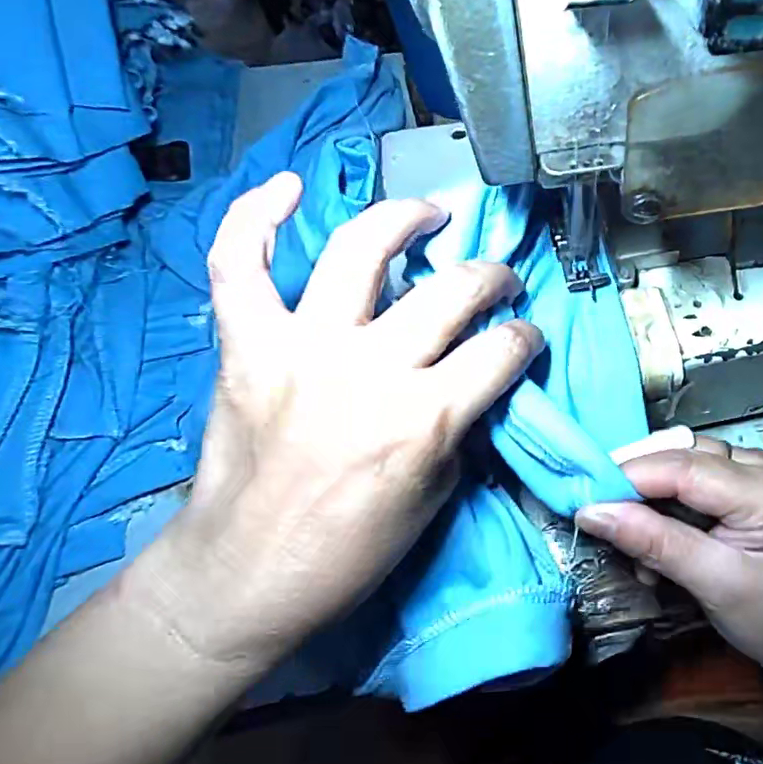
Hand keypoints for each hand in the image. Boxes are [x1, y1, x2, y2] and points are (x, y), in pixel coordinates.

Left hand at [132, 172, 544, 669]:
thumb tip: (475, 375)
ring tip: (430, 212)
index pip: (501, 351)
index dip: (525, 339)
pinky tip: (287, 186)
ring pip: (360, 252)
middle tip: (498, 281)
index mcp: (424, 418)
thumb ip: (460, 422)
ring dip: (406, 219)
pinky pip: (237, 266)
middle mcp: (368, 370)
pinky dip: (254, 218)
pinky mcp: (246, 347)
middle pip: (452, 291)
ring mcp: (300, 348)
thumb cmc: (353, 548)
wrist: (244, 576)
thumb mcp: (438, 492)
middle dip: (492, 279)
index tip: (524, 339)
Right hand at [575, 437, 762, 685]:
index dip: (630, 476)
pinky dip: (666, 498)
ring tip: (629, 534)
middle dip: (635, 480)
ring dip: (649, 491)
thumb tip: (592, 511)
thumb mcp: (712, 584)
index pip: (686, 467)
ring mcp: (761, 466)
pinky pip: (695, 471)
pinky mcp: (750, 477)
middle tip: (597, 510)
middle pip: (684, 453)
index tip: (583, 496)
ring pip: (684, 458)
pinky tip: (655, 536)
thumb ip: (654, 542)